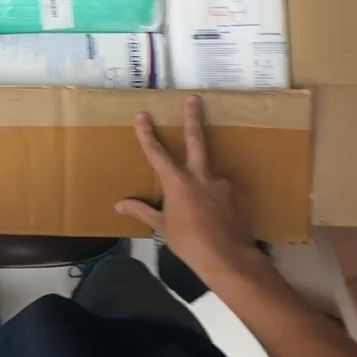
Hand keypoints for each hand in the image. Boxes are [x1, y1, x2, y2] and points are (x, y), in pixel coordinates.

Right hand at [114, 96, 260, 280]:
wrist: (228, 258)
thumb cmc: (188, 242)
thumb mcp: (162, 227)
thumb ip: (142, 211)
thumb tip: (119, 205)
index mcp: (177, 183)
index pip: (157, 153)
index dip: (147, 134)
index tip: (143, 115)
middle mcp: (200, 176)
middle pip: (195, 141)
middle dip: (193, 118)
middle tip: (193, 99)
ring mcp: (222, 184)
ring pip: (209, 175)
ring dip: (205, 186)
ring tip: (205, 211)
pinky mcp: (238, 195)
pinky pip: (222, 192)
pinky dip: (217, 200)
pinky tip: (218, 216)